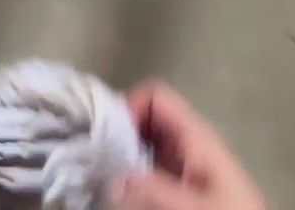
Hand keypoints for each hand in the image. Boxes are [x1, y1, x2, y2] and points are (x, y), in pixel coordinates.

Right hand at [115, 82, 266, 209]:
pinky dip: (134, 168)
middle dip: (122, 128)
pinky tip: (123, 186)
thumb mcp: (194, 206)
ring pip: (147, 139)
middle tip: (98, 153)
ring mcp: (188, 162)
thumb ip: (155, 189)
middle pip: (147, 115)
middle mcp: (190, 140)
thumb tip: (112, 176)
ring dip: (125, 149)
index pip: (155, 95)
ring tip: (105, 169)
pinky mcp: (185, 182)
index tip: (107, 133)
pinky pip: (153, 162)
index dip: (129, 105)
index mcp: (195, 134)